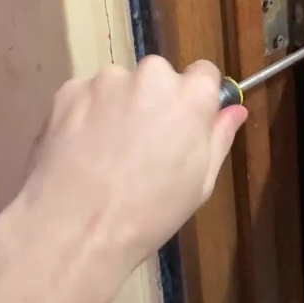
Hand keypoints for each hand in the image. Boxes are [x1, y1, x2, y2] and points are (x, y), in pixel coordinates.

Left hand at [13, 56, 247, 281]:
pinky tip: (78, 151)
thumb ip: (219, 137)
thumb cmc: (148, 214)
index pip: (204, 73)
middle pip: (159, 77)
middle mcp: (151, 75)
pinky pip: (85, 96)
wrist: (74, 230)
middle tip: (141, 145)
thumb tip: (235, 109)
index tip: (184, 124)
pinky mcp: (68, 90)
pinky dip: (84, 115)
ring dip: (117, 107)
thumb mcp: (200, 184)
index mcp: (191, 95)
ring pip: (119, 86)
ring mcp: (106, 80)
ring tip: (104, 153)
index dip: (196, 98)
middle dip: (153, 101)